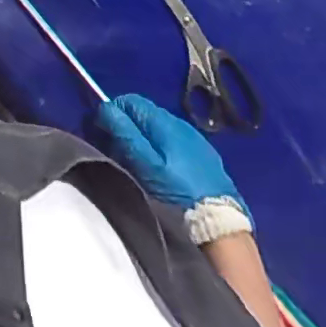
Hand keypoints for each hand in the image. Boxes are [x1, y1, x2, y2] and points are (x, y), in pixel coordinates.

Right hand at [95, 94, 248, 221]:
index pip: (128, 100)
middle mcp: (180, 123)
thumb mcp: (144, 165)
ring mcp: (195, 139)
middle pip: (142, 114)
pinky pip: (173, 142)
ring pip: (157, 128)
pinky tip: (161, 172)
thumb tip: (104, 107)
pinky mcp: (204, 156)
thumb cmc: (176, 193)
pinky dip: (160, 150)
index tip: (104, 137)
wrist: (221, 226)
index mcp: (164, 121)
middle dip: (126, 128)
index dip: (112, 114)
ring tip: (138, 165)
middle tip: (118, 154)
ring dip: (142, 140)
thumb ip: (124, 133)